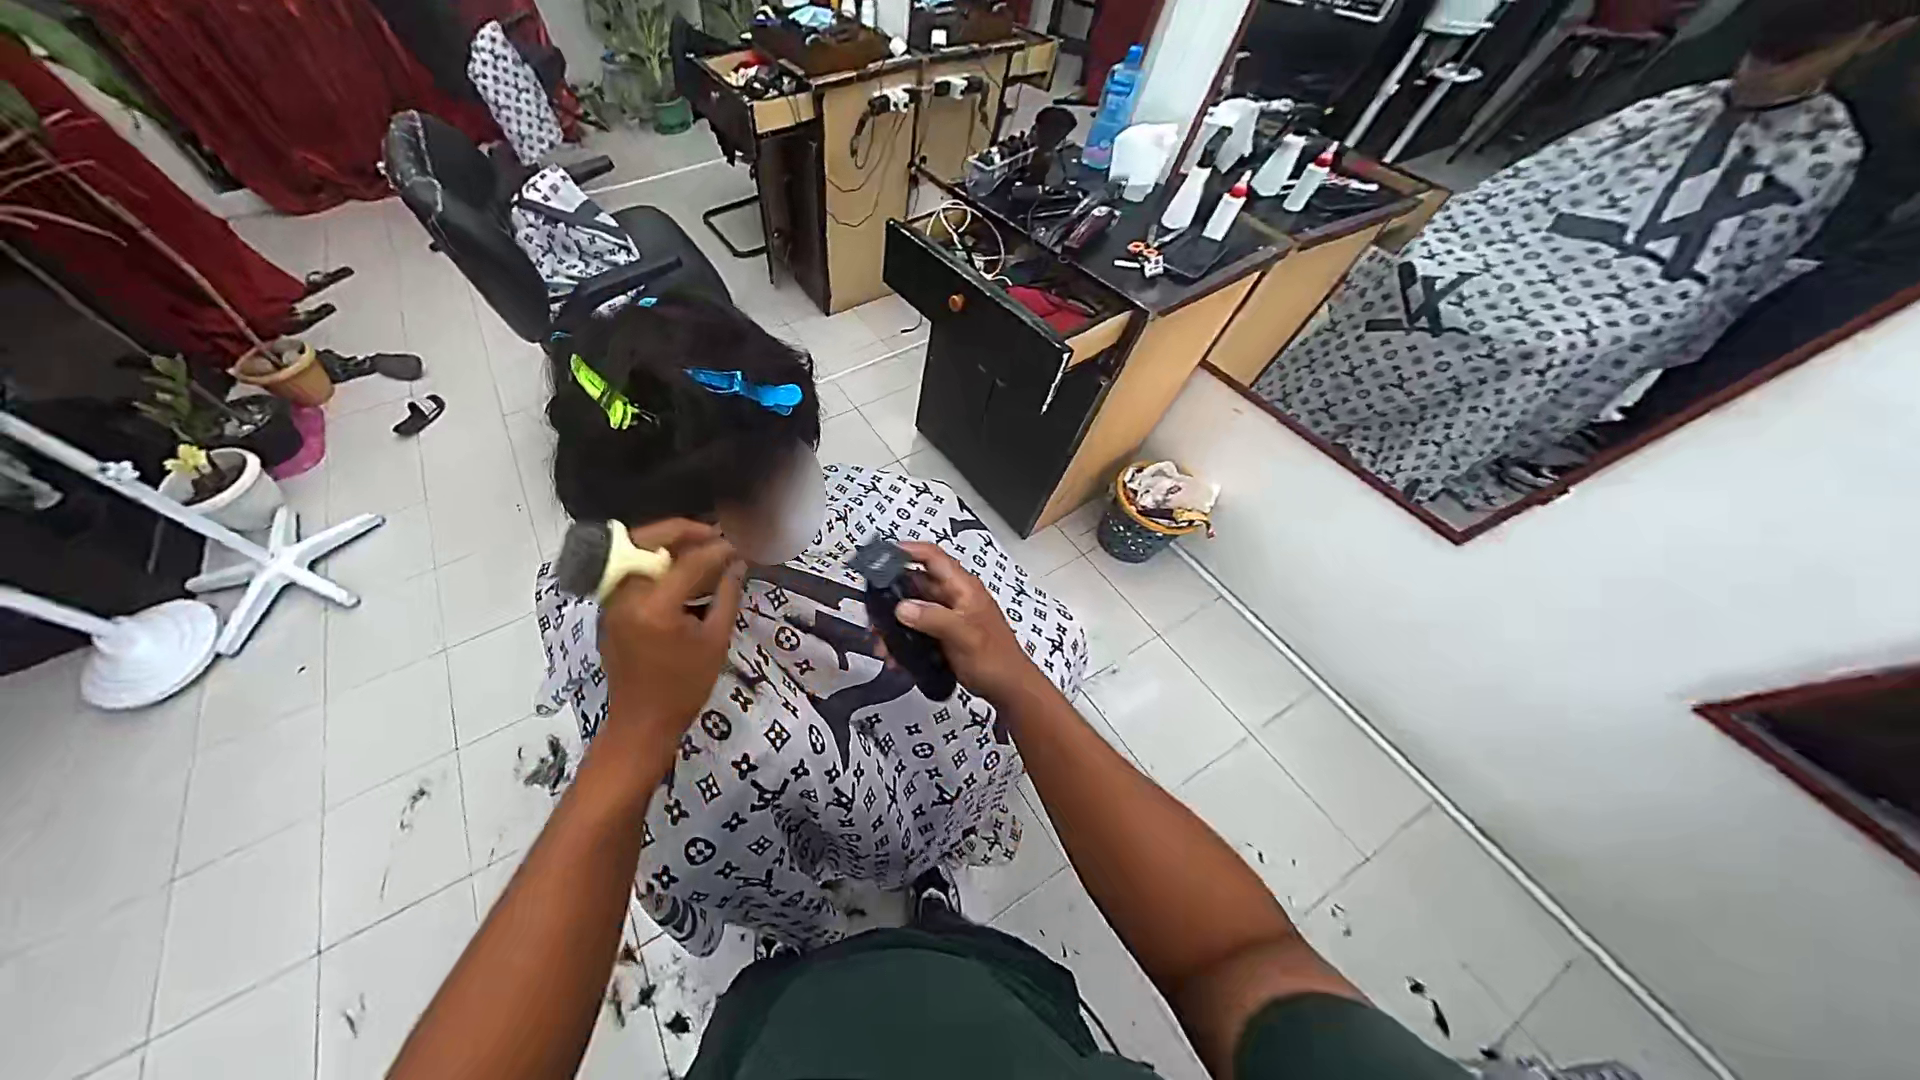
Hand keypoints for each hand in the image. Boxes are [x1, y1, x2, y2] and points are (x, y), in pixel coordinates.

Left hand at [598, 520, 745, 739]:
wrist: (642, 721)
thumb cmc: (685, 686)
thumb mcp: (716, 640)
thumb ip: (727, 595)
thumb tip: (737, 562)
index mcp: (654, 607)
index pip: (690, 561)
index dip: (719, 549)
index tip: (740, 544)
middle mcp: (625, 595)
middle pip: (649, 540)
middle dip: (684, 530)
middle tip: (715, 534)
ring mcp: (612, 600)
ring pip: (636, 550)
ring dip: (669, 543)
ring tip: (703, 547)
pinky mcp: (609, 607)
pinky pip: (633, 569)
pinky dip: (657, 561)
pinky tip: (684, 571)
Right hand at [893, 542, 1043, 705]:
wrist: (1009, 688)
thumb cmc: (997, 660)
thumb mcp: (964, 635)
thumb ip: (933, 618)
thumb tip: (903, 608)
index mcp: (963, 588)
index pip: (932, 557)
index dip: (907, 551)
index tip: (883, 555)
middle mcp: (955, 597)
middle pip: (916, 582)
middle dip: (892, 594)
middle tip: (874, 609)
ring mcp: (949, 615)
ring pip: (914, 608)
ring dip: (896, 621)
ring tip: (882, 640)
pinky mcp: (944, 634)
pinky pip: (918, 628)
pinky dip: (904, 638)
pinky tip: (896, 655)